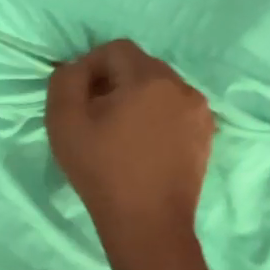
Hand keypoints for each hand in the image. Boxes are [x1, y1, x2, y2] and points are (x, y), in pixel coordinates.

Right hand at [46, 40, 214, 241]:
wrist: (147, 220)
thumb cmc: (100, 167)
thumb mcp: (63, 119)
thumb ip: (65, 80)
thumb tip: (77, 68)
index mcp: (150, 79)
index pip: (116, 49)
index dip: (89, 65)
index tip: (77, 96)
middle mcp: (183, 88)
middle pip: (140, 66)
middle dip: (113, 80)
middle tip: (93, 113)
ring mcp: (200, 113)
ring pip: (159, 88)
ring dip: (134, 98)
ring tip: (116, 130)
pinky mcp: (205, 135)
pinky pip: (174, 109)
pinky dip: (154, 116)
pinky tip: (139, 144)